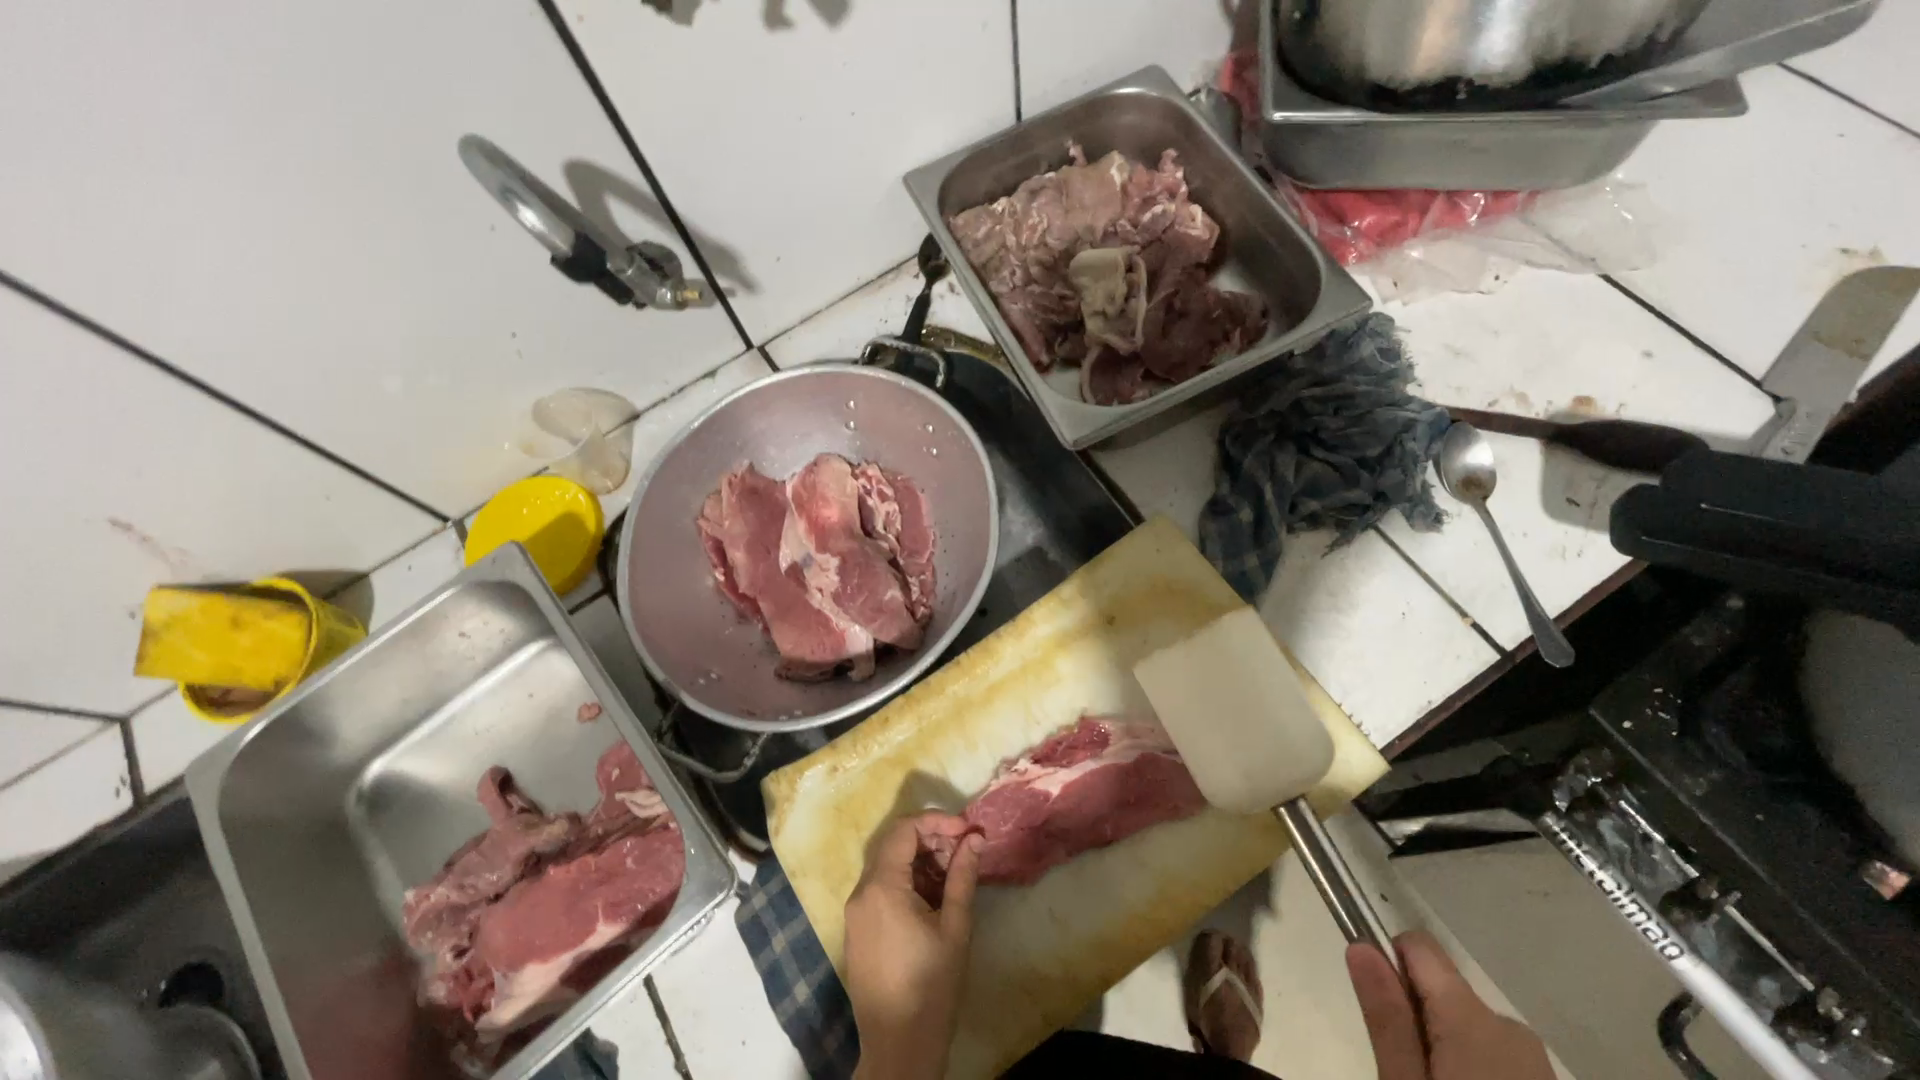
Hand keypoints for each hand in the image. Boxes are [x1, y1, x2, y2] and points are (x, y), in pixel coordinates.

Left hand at [845, 813, 982, 1079]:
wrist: (898, 1044)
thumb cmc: (931, 985)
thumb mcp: (955, 927)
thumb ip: (962, 876)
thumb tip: (975, 838)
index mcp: (882, 887)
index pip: (904, 830)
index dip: (936, 821)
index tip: (967, 831)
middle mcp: (861, 892)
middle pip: (893, 845)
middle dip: (931, 840)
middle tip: (964, 852)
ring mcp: (855, 912)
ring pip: (887, 867)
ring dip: (921, 862)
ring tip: (954, 877)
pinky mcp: (858, 930)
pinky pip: (880, 889)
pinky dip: (907, 882)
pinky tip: (934, 899)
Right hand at [1347, 931, 1555, 1079]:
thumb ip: (1385, 1017)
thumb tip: (1361, 946)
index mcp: (1472, 1018)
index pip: (1419, 947)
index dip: (1387, 964)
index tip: (1375, 1007)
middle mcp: (1510, 1026)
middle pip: (1441, 991)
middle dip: (1415, 1021)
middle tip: (1404, 1075)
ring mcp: (1535, 1060)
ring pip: (1465, 1027)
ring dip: (1442, 1050)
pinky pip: (1493, 1055)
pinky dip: (1470, 1070)